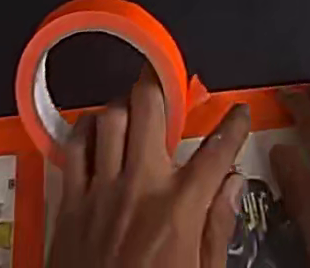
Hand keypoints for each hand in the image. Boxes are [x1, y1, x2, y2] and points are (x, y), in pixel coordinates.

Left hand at [46, 72, 251, 267]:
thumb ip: (217, 230)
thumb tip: (233, 184)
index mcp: (179, 211)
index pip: (215, 154)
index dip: (232, 127)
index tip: (238, 112)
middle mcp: (140, 187)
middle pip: (148, 107)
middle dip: (158, 84)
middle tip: (163, 79)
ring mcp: (101, 189)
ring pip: (110, 117)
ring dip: (123, 108)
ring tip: (132, 112)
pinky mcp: (70, 200)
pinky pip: (74, 145)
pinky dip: (86, 130)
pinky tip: (96, 132)